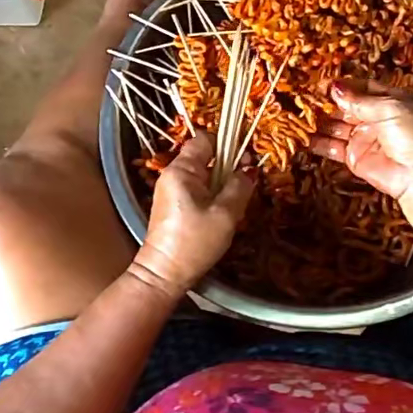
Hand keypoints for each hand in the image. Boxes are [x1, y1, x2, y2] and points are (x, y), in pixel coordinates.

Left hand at [132, 136, 253, 296]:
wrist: (164, 273)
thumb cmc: (194, 242)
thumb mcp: (225, 214)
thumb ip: (239, 187)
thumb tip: (249, 169)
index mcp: (181, 170)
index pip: (204, 139)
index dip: (227, 142)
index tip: (247, 154)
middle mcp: (172, 174)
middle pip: (204, 156)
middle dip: (228, 164)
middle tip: (248, 179)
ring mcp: (170, 190)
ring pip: (203, 174)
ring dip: (222, 182)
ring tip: (239, 198)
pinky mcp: (173, 205)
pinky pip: (197, 189)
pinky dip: (212, 194)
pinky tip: (225, 210)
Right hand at [309, 80, 412, 201]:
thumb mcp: (391, 108)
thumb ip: (359, 99)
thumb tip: (334, 86)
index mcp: (392, 100)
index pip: (363, 87)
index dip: (343, 85)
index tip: (320, 83)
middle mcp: (376, 118)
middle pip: (346, 106)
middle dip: (326, 103)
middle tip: (302, 98)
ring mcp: (364, 138)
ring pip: (335, 126)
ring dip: (318, 121)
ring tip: (297, 115)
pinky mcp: (354, 158)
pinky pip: (332, 147)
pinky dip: (316, 142)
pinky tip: (301, 136)